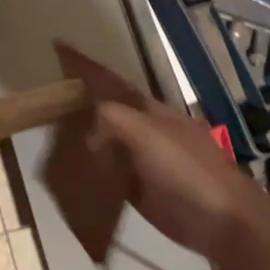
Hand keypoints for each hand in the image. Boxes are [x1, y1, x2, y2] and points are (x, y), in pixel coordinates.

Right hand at [57, 41, 269, 262]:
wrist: (223, 223)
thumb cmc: (187, 170)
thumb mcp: (148, 133)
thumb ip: (114, 120)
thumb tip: (88, 133)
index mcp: (152, 112)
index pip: (114, 83)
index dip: (89, 67)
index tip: (60, 46)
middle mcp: (147, 133)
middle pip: (108, 114)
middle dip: (81, 105)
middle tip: (46, 101)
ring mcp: (144, 163)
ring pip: (107, 145)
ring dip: (83, 140)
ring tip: (51, 137)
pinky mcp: (140, 192)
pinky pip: (109, 176)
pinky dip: (91, 172)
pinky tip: (70, 173)